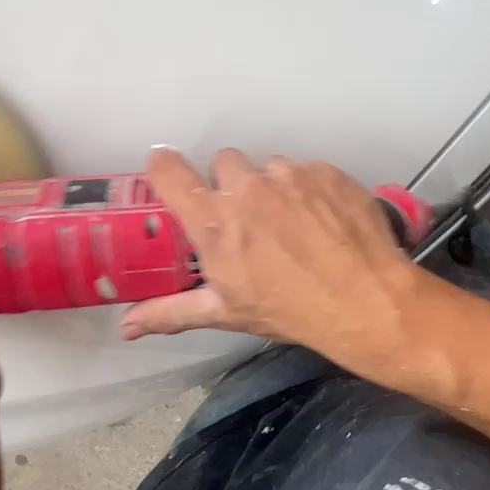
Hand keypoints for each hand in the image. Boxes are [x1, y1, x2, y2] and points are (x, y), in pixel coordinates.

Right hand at [119, 148, 422, 361]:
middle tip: (248, 218)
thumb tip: (125, 327)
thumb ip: (171, 312)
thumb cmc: (290, 310)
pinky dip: (309, 189)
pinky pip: (306, 170)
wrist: (365, 299)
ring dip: (273, 187)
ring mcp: (290, 175)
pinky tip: (322, 220)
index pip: (168, 171)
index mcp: (214, 221)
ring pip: (269, 167)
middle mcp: (248, 187)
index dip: (164, 167)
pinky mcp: (326, 171)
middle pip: (224, 163)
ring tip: (292, 224)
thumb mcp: (226, 312)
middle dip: (231, 184)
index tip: (169, 172)